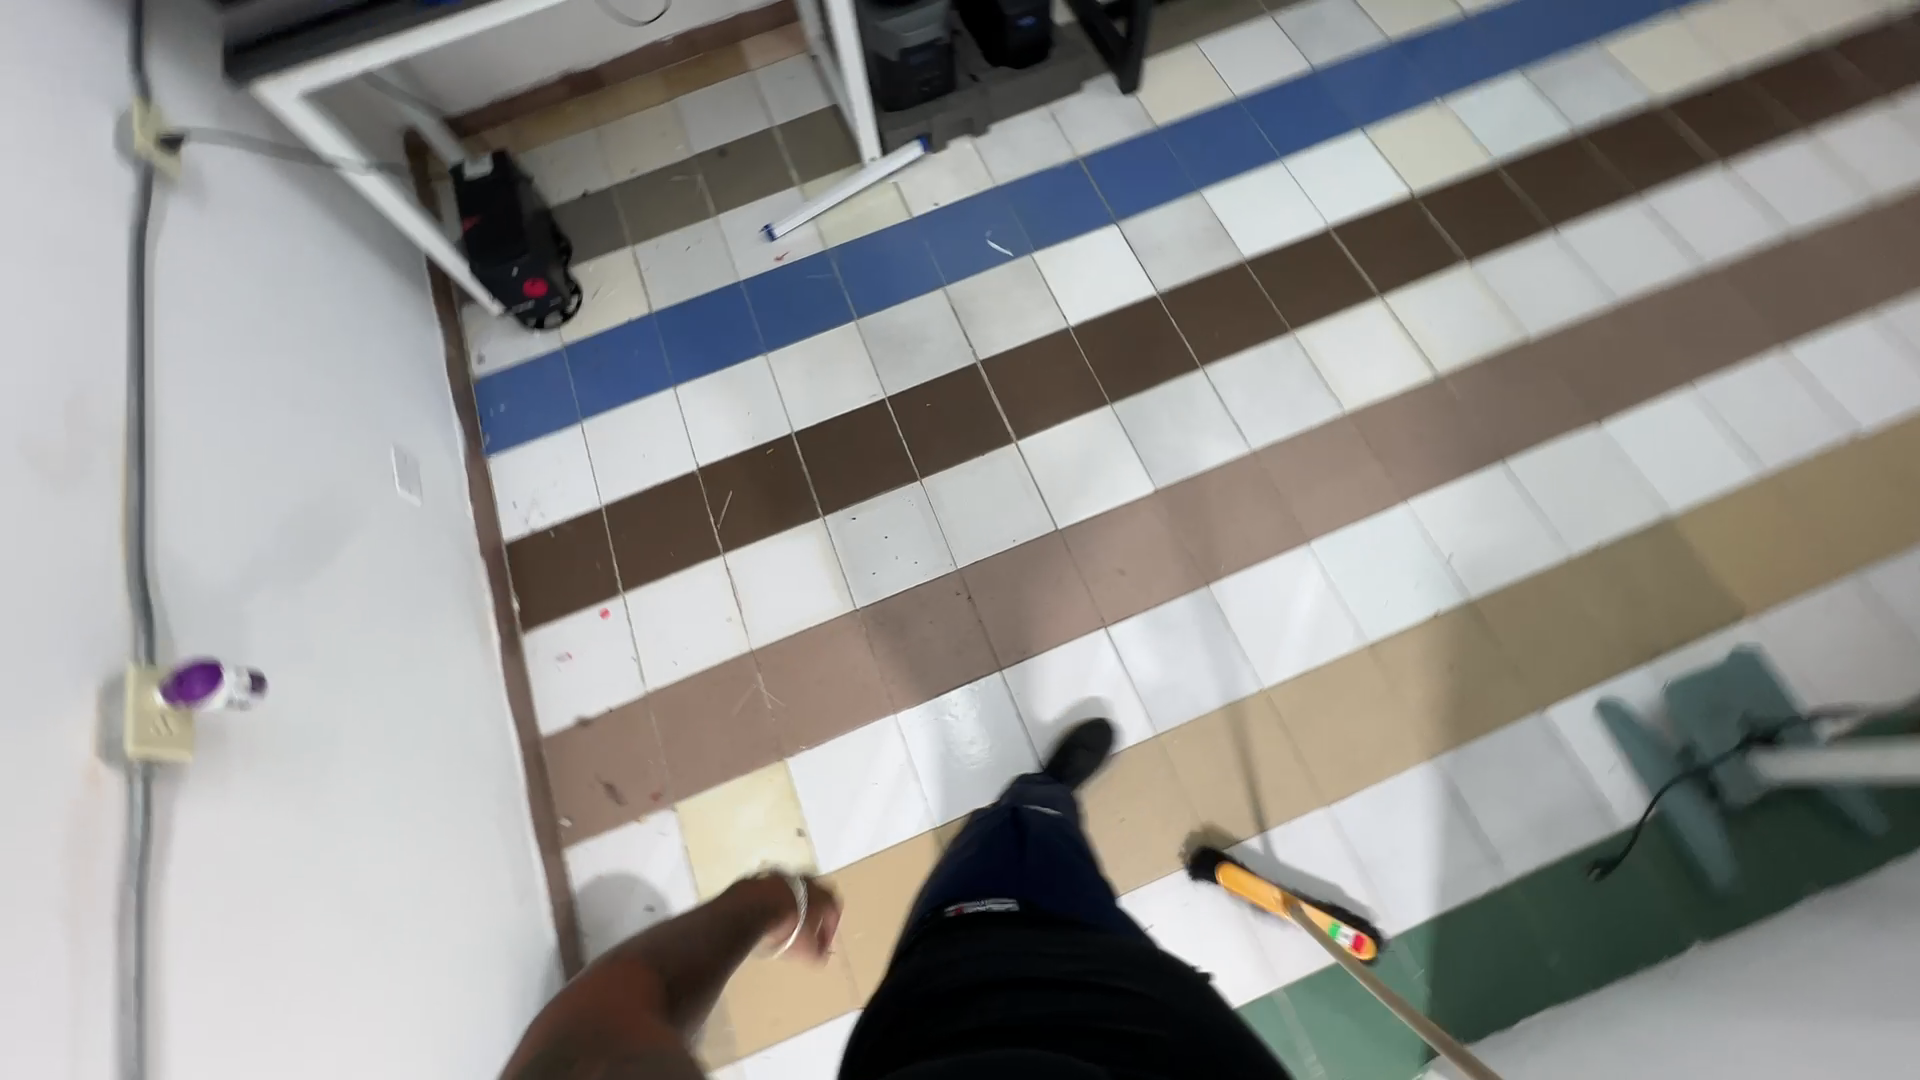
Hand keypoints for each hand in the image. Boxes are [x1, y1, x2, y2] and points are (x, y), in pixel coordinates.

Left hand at [756, 874, 841, 960]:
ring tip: (783, 927)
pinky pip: (774, 892)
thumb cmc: (786, 929)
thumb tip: (820, 956)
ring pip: (794, 893)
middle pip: (815, 898)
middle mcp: (808, 881)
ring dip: (791, 908)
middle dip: (811, 916)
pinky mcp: (764, 877)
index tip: (821, 947)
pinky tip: (766, 918)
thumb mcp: (805, 951)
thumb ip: (817, 953)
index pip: (834, 911)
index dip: (829, 932)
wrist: (751, 909)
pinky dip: (773, 904)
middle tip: (804, 934)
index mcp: (824, 895)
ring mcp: (785, 877)